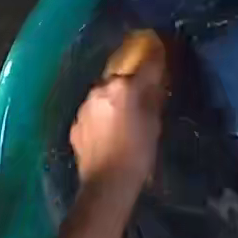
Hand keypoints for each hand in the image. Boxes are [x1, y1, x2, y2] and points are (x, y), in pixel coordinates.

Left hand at [69, 31, 168, 197]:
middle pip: (121, 78)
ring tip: (122, 115)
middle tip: (140, 95)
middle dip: (130, 83)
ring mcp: (85, 106)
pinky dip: (102, 115)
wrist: (106, 185)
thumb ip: (153, 96)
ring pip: (104, 93)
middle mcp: (102, 88)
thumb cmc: (137, 152)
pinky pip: (93, 111)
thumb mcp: (154, 122)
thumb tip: (154, 82)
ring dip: (114, 98)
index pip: (145, 63)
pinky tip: (108, 130)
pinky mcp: (76, 123)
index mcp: (124, 85)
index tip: (161, 52)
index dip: (156, 58)